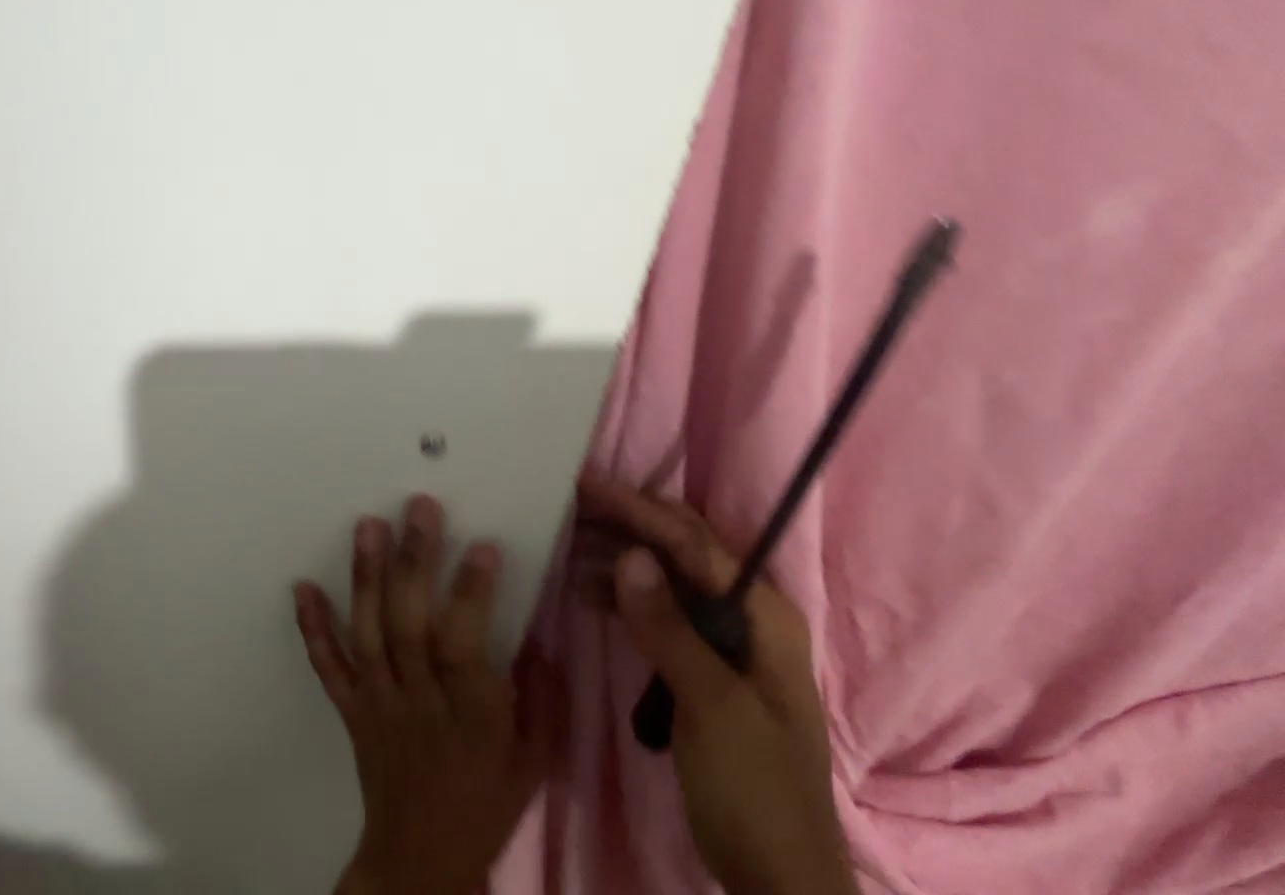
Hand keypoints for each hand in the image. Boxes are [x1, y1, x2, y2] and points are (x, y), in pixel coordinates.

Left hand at [294, 495, 563, 894]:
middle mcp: (419, 702)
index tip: (482, 544)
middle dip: (414, 563)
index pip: (464, 644)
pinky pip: (328, 668)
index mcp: (471, 714)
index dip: (471, 593)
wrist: (421, 860)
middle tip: (419, 507)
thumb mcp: (536, 759)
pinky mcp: (351, 711)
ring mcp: (378, 704)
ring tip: (368, 526)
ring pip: (368, 634)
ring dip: (366, 578)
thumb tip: (541, 637)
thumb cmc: (486, 803)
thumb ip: (544, 697)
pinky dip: (312, 627)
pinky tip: (302, 587)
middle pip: (410, 626)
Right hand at [577, 475, 857, 894]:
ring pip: (667, 580)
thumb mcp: (711, 705)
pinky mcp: (703, 669)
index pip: (693, 544)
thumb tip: (628, 556)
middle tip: (569, 502)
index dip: (637, 510)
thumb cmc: (753, 786)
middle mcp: (748, 617)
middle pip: (682, 552)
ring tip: (566, 541)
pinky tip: (587, 593)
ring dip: (620, 558)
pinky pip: (660, 614)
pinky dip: (624, 598)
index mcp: (764, 615)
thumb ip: (669, 629)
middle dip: (627, 523)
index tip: (585, 485)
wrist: (776, 872)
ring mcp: (726, 644)